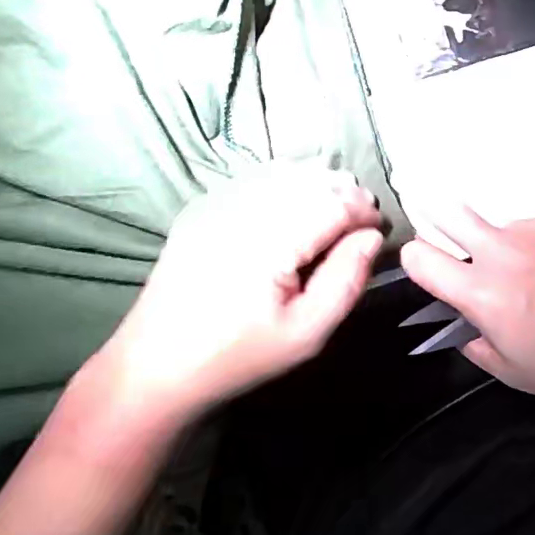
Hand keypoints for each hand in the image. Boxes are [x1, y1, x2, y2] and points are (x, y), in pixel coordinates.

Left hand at [87, 167, 384, 424]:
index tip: (379, 230)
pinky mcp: (202, 205)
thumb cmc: (239, 355)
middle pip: (313, 178)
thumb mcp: (307, 333)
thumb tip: (372, 237)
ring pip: (286, 171)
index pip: (335, 202)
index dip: (366, 211)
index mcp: (270, 242)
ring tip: (331, 217)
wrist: (155, 363)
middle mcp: (243, 209)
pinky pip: (257, 177)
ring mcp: (217, 202)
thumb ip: (346, 280)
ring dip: (318, 186)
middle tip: (358, 226)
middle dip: (346, 195)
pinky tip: (293, 211)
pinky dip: (286, 184)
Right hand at [399, 206, 534, 411]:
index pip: (419, 257)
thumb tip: (461, 318)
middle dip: (440, 224)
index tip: (427, 269)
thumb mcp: (514, 372)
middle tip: (459, 246)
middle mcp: (503, 250)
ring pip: (501, 226)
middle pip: (447, 212)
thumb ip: (473, 341)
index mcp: (483, 293)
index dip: (415, 261)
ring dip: (505, 245)